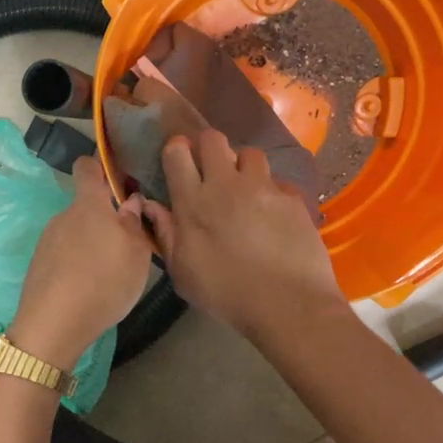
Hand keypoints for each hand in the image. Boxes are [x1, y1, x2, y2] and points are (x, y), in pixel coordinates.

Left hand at [11, 157, 152, 369]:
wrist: (54, 324)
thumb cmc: (104, 282)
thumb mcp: (136, 254)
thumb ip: (134, 223)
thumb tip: (131, 201)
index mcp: (89, 206)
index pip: (88, 168)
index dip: (100, 166)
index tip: (117, 176)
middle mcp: (63, 217)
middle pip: (86, 208)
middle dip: (104, 220)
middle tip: (126, 244)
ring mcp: (47, 242)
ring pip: (75, 234)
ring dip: (91, 245)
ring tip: (108, 273)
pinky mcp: (39, 266)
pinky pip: (63, 256)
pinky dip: (76, 265)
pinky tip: (88, 289)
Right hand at [142, 130, 345, 341]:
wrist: (287, 303)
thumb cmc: (225, 293)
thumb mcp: (182, 272)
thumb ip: (166, 234)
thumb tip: (151, 206)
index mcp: (193, 202)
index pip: (177, 152)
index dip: (176, 151)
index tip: (178, 162)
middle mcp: (226, 184)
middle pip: (213, 139)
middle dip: (208, 148)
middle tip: (210, 170)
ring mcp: (263, 187)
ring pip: (250, 153)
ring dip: (242, 166)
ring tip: (244, 189)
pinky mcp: (292, 197)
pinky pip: (278, 181)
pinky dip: (271, 192)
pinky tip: (273, 215)